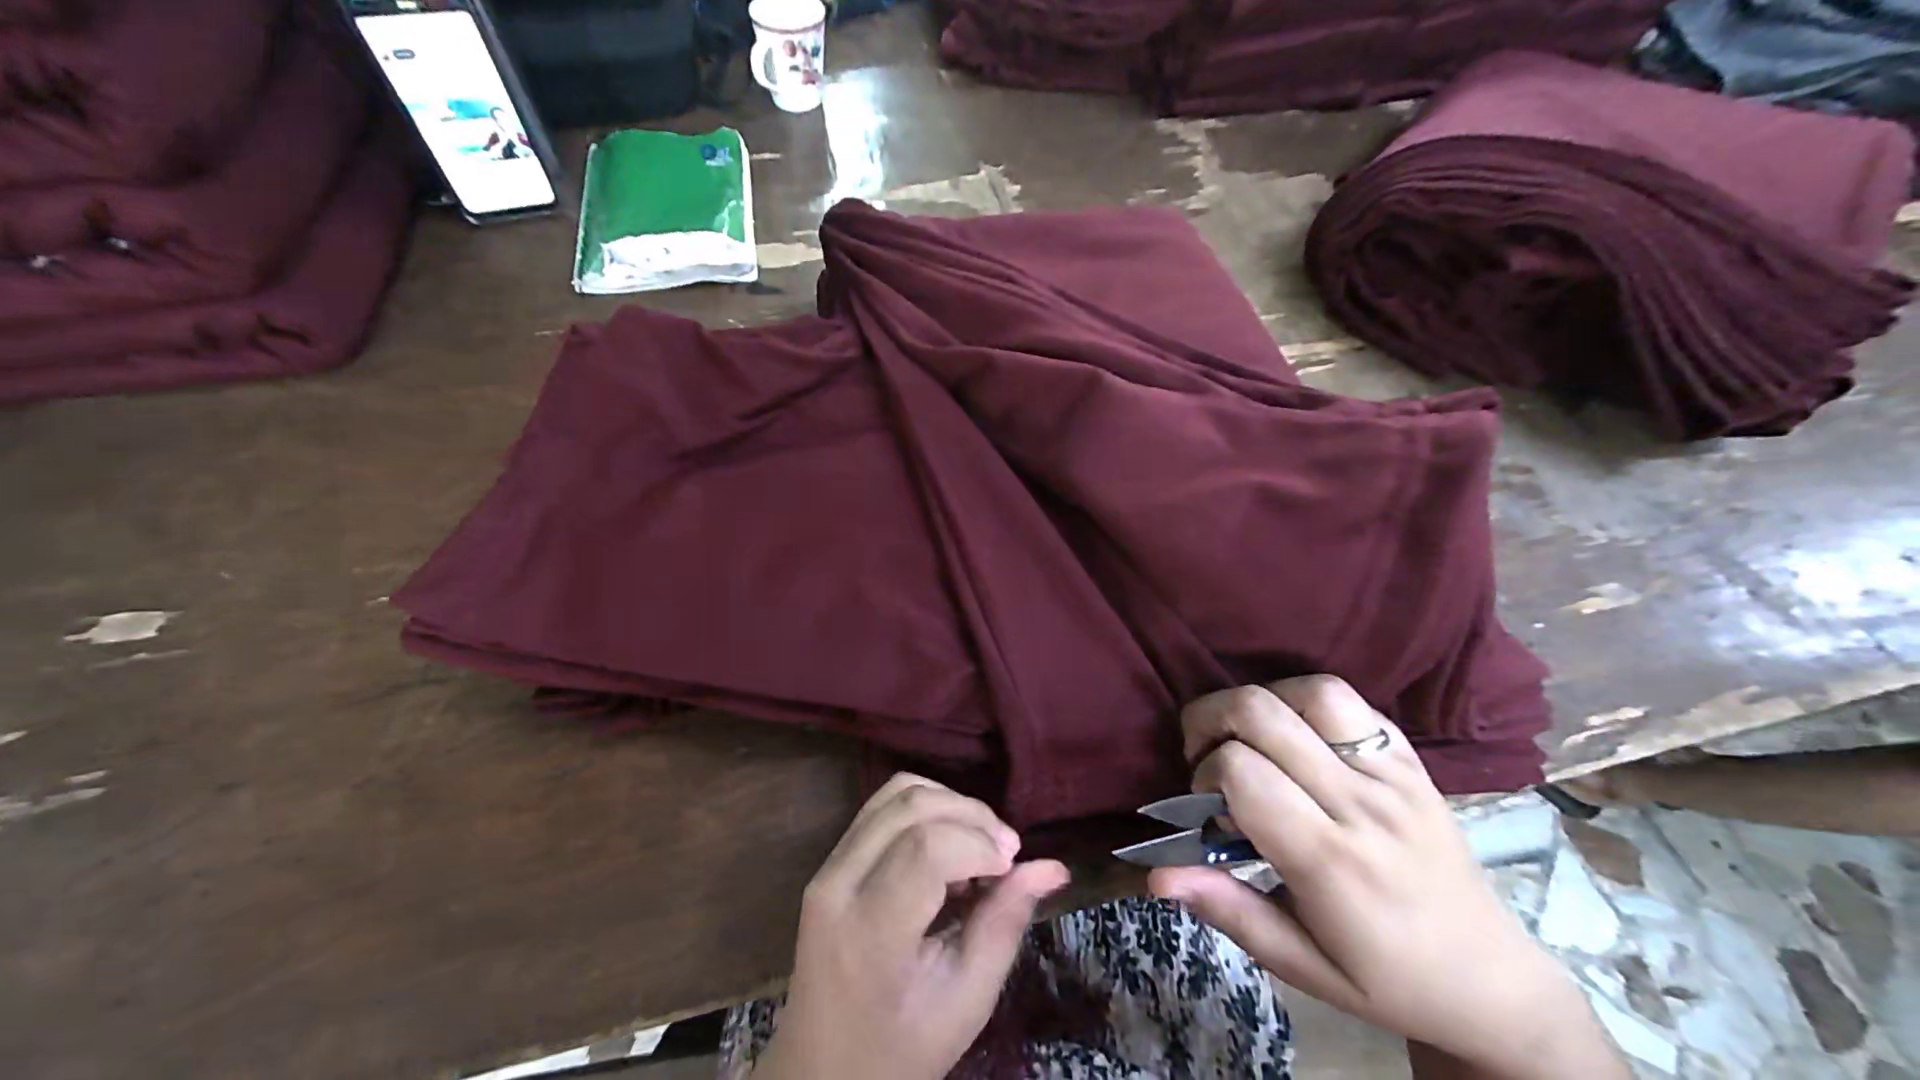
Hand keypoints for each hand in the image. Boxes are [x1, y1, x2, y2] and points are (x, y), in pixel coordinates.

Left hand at [755, 773, 1069, 1079]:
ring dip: (950, 804)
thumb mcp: (967, 1000)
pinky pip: (881, 806)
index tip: (1011, 868)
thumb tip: (1053, 866)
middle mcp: (838, 885)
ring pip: (896, 793)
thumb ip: (1005, 923)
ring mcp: (827, 867)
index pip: (926, 848)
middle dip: (972, 815)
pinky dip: (926, 807)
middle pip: (911, 806)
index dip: (979, 844)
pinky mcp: (830, 861)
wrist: (823, 1069)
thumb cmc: (900, 1048)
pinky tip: (951, 842)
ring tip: (981, 844)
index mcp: (869, 931)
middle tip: (1007, 853)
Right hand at [1149, 677, 1626, 1079]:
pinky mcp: (1412, 759)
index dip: (1203, 774)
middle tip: (1205, 756)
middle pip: (1261, 713)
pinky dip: (1304, 701)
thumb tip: (1155, 873)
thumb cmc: (1385, 979)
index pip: (1242, 771)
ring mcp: (1394, 774)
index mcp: (1330, 861)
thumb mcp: (1298, 965)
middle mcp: (1362, 804)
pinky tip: (1296, 735)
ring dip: (1261, 701)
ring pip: (1310, 690)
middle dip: (1209, 719)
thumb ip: (1227, 909)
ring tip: (1249, 736)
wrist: (1493, 981)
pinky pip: (1350, 700)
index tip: (1207, 808)